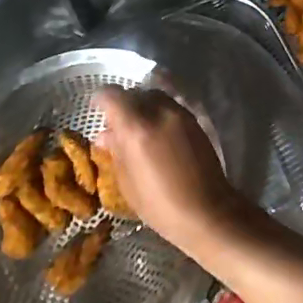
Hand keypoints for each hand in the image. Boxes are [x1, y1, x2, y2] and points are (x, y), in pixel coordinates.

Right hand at [91, 86, 245, 247]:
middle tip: (117, 123)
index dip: (101, 98)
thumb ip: (116, 152)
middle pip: (135, 93)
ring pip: (154, 95)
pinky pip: (170, 103)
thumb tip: (105, 135)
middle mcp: (159, 112)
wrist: (206, 209)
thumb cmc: (161, 205)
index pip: (114, 96)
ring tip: (138, 126)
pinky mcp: (194, 118)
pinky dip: (159, 110)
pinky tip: (157, 131)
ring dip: (143, 104)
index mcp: (138, 129)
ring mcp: (179, 112)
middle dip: (123, 103)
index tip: (96, 106)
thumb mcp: (128, 184)